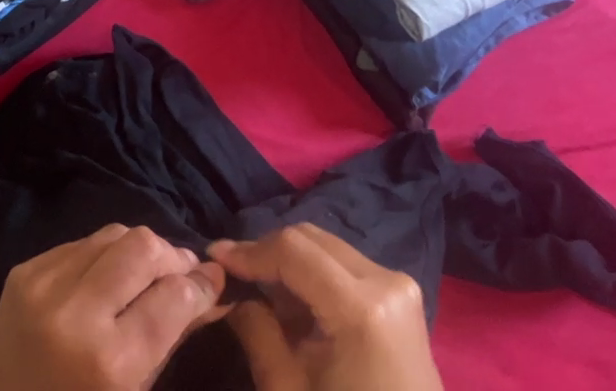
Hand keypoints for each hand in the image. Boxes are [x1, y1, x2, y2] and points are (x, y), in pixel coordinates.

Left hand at [0, 224, 229, 390]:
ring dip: (138, 250)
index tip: (212, 281)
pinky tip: (105, 278)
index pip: (175, 296)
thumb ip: (173, 335)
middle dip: (172, 256)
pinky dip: (102, 255)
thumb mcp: (134, 390)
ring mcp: (44, 286)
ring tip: (144, 273)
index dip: (202, 284)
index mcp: (111, 361)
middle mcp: (76, 314)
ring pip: (113, 233)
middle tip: (179, 274)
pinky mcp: (23, 272)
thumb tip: (211, 285)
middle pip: (143, 247)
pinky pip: (81, 242)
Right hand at [208, 224, 441, 390]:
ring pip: (327, 248)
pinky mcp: (401, 296)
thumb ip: (257, 331)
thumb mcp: (288, 390)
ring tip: (259, 290)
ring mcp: (398, 286)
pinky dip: (314, 274)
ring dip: (290, 262)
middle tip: (233, 274)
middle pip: (311, 239)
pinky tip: (293, 303)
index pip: (293, 250)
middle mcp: (385, 280)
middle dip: (267, 252)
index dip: (249, 250)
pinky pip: (345, 266)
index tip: (214, 258)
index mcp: (361, 307)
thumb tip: (234, 295)